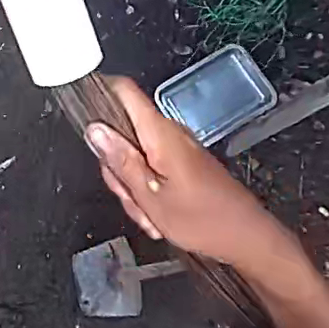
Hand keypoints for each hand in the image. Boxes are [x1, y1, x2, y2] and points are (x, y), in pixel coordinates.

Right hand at [85, 76, 307, 280]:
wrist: (245, 237)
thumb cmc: (204, 220)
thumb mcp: (151, 196)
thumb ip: (120, 161)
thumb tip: (94, 129)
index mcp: (159, 133)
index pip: (123, 91)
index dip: (99, 92)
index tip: (83, 113)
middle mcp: (167, 133)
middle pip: (121, 133)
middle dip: (116, 167)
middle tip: (132, 196)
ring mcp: (174, 147)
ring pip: (133, 156)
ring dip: (133, 187)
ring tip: (150, 213)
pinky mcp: (180, 162)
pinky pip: (150, 168)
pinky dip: (147, 192)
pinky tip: (158, 215)